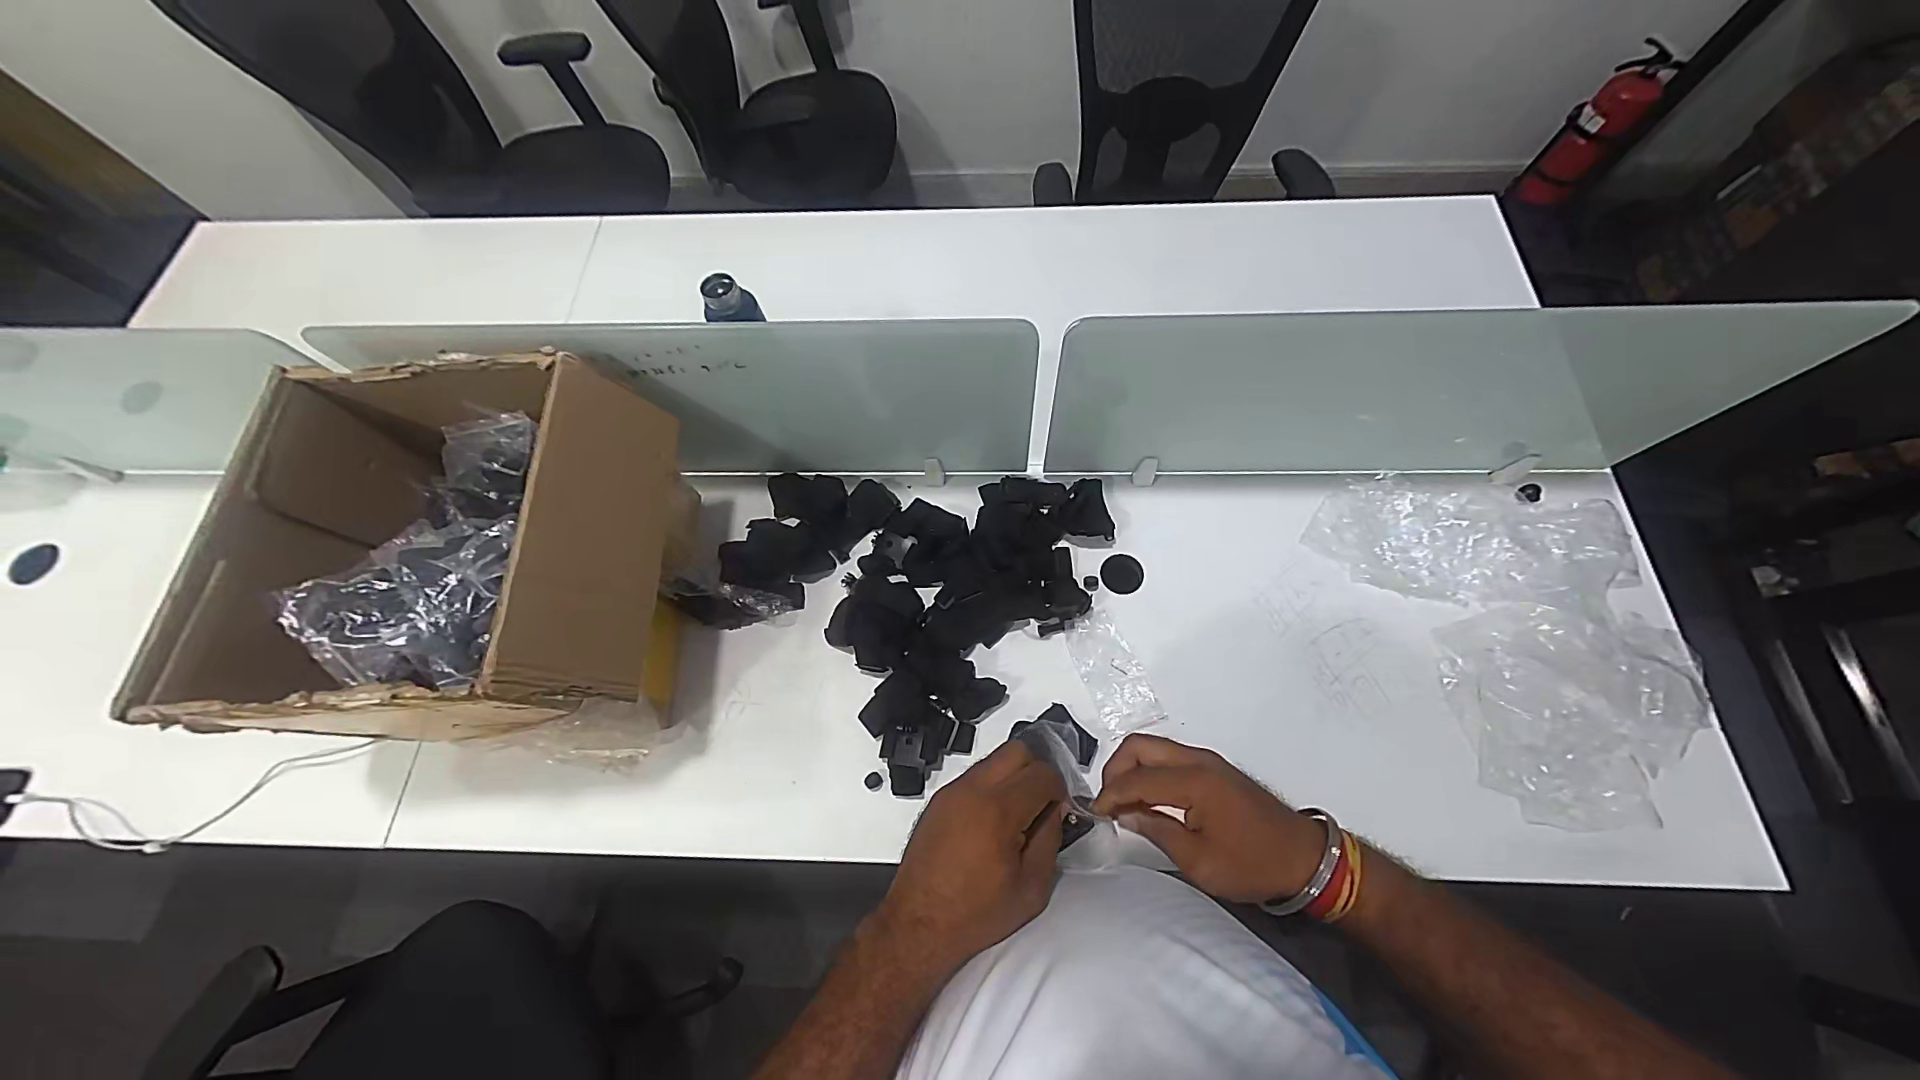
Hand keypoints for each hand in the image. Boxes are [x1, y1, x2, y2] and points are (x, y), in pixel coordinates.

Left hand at [867, 740, 1066, 979]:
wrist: (920, 923)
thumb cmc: (971, 914)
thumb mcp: (1031, 887)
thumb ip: (1050, 839)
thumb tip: (1055, 811)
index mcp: (998, 811)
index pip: (1042, 773)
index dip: (1059, 789)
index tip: (1059, 807)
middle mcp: (972, 792)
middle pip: (1018, 751)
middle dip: (1037, 771)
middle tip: (1042, 802)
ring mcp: (952, 792)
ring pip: (994, 759)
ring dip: (1013, 776)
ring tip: (1018, 814)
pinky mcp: (940, 799)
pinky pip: (974, 775)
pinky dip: (992, 786)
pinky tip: (994, 820)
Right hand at [1091, 733, 1328, 903]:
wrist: (1305, 858)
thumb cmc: (1254, 864)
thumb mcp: (1199, 861)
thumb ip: (1157, 831)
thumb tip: (1126, 814)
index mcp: (1194, 781)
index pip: (1137, 778)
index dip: (1111, 795)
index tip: (1095, 812)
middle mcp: (1198, 760)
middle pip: (1139, 746)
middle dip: (1115, 770)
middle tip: (1108, 801)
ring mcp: (1207, 760)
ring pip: (1153, 747)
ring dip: (1131, 768)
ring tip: (1124, 802)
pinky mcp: (1213, 767)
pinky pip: (1168, 756)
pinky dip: (1149, 770)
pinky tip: (1147, 797)